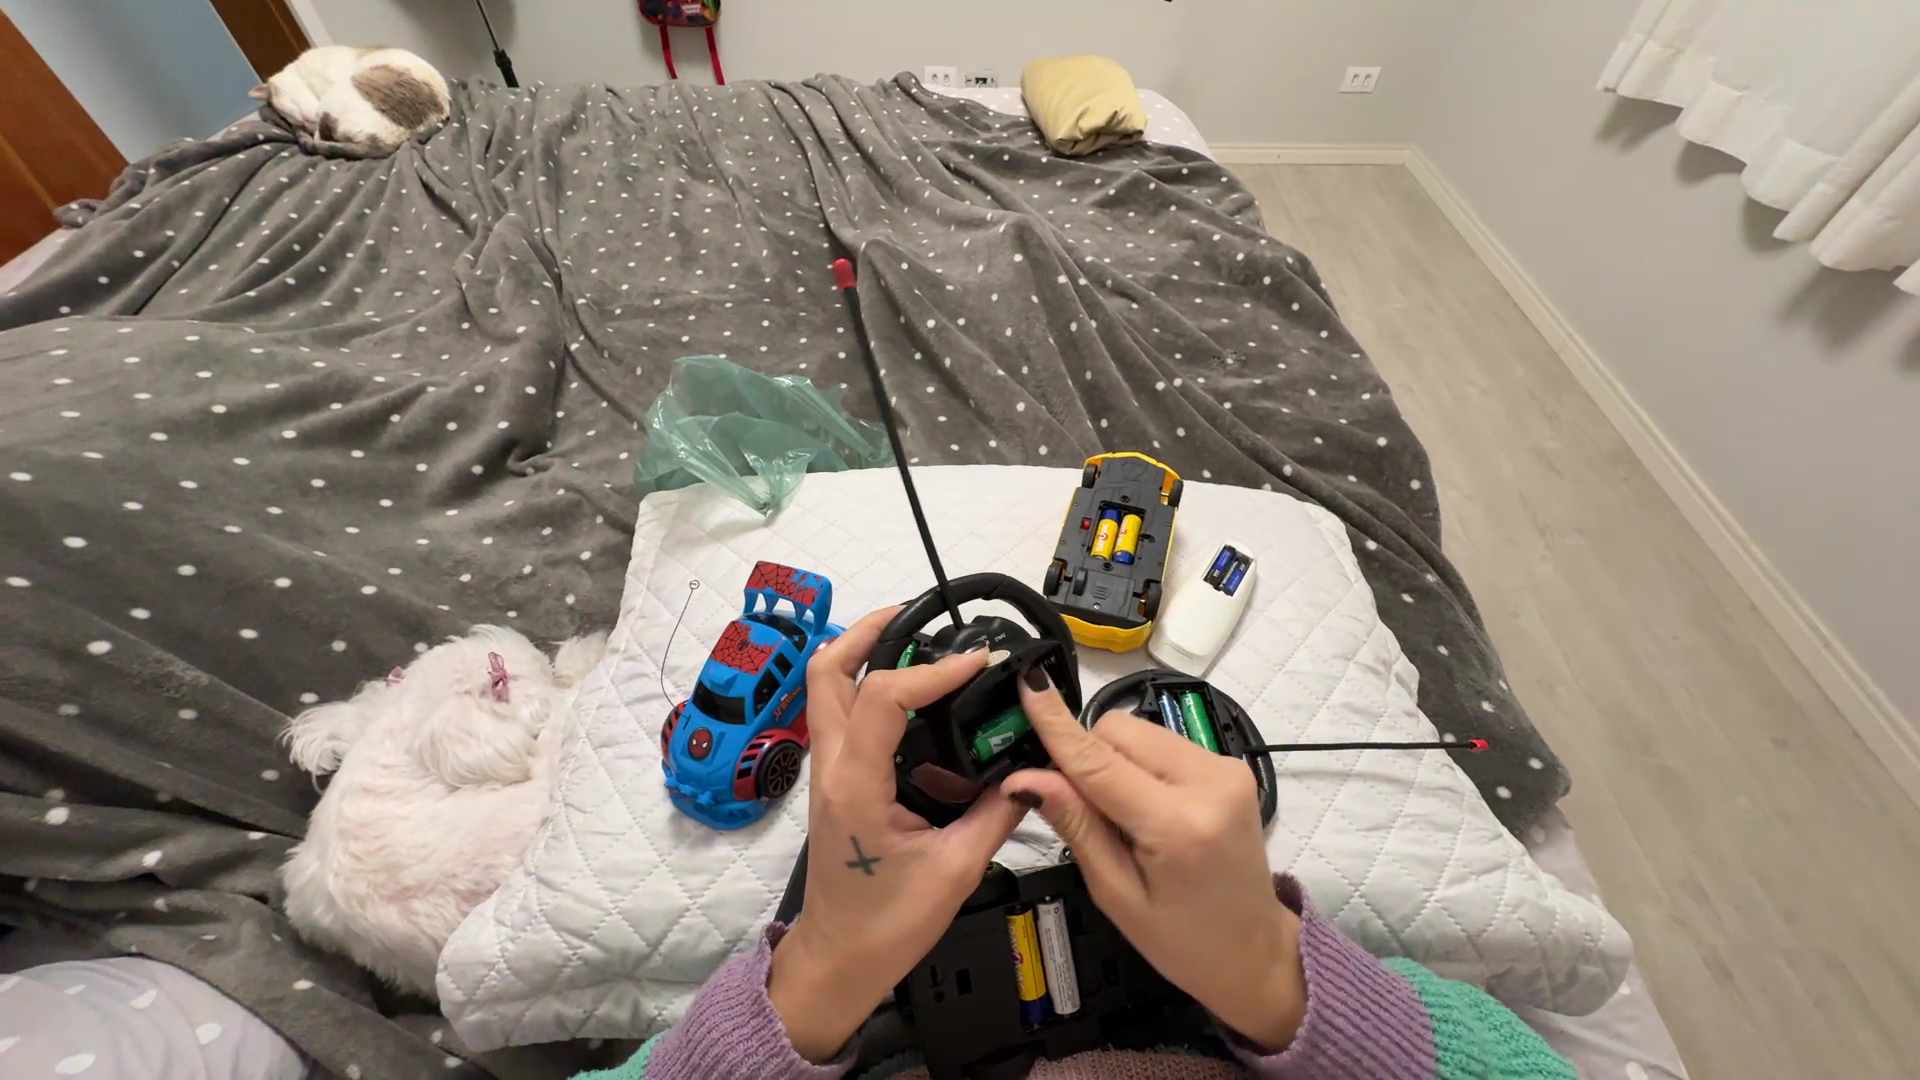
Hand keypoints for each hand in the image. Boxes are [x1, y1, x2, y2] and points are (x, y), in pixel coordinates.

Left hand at [768, 608, 1030, 1061]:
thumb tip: (1031, 769)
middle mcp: (832, 765)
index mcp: (856, 784)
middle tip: (915, 616)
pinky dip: (867, 685)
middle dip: (867, 631)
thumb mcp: (956, 870)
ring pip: (826, 687)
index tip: (978, 661)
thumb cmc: (887, 925)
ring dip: (861, 651)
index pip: (884, 695)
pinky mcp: (835, 777)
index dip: (934, 669)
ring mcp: (827, 769)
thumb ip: (996, 811)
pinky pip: (841, 712)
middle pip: (828, 671)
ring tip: (914, 640)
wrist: (837, 961)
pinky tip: (912, 698)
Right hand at [1002, 668, 1307, 1050]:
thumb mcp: (1115, 893)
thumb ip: (1075, 825)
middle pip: (1117, 731)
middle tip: (1083, 806)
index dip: (1057, 724)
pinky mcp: (1229, 762)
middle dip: (1087, 756)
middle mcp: (1208, 781)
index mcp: (1178, 825)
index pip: (1100, 762)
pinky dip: (1138, 762)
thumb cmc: (1179, 940)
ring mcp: (1224, 766)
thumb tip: (1024, 777)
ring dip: (1112, 758)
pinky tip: (1145, 803)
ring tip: (1121, 812)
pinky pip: (1159, 740)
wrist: (1255, 952)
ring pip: (1137, 730)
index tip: (1028, 682)